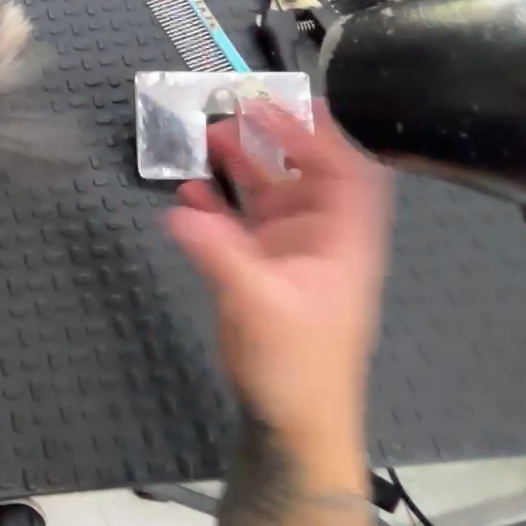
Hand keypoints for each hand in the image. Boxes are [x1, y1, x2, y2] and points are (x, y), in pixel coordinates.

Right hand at [168, 101, 391, 447]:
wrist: (291, 421)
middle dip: (269, 141)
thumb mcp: (258, 305)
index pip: (345, 172)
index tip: (278, 105)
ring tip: (203, 141)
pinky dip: (215, 203)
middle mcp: (318, 238)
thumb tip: (181, 209)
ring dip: (238, 166)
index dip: (319, 134)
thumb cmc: (296, 365)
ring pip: (267, 194)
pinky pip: (237, 222)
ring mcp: (287, 253)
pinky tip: (188, 193)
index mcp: (343, 242)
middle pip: (302, 174)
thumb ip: (219, 253)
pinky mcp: (257, 268)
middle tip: (228, 115)